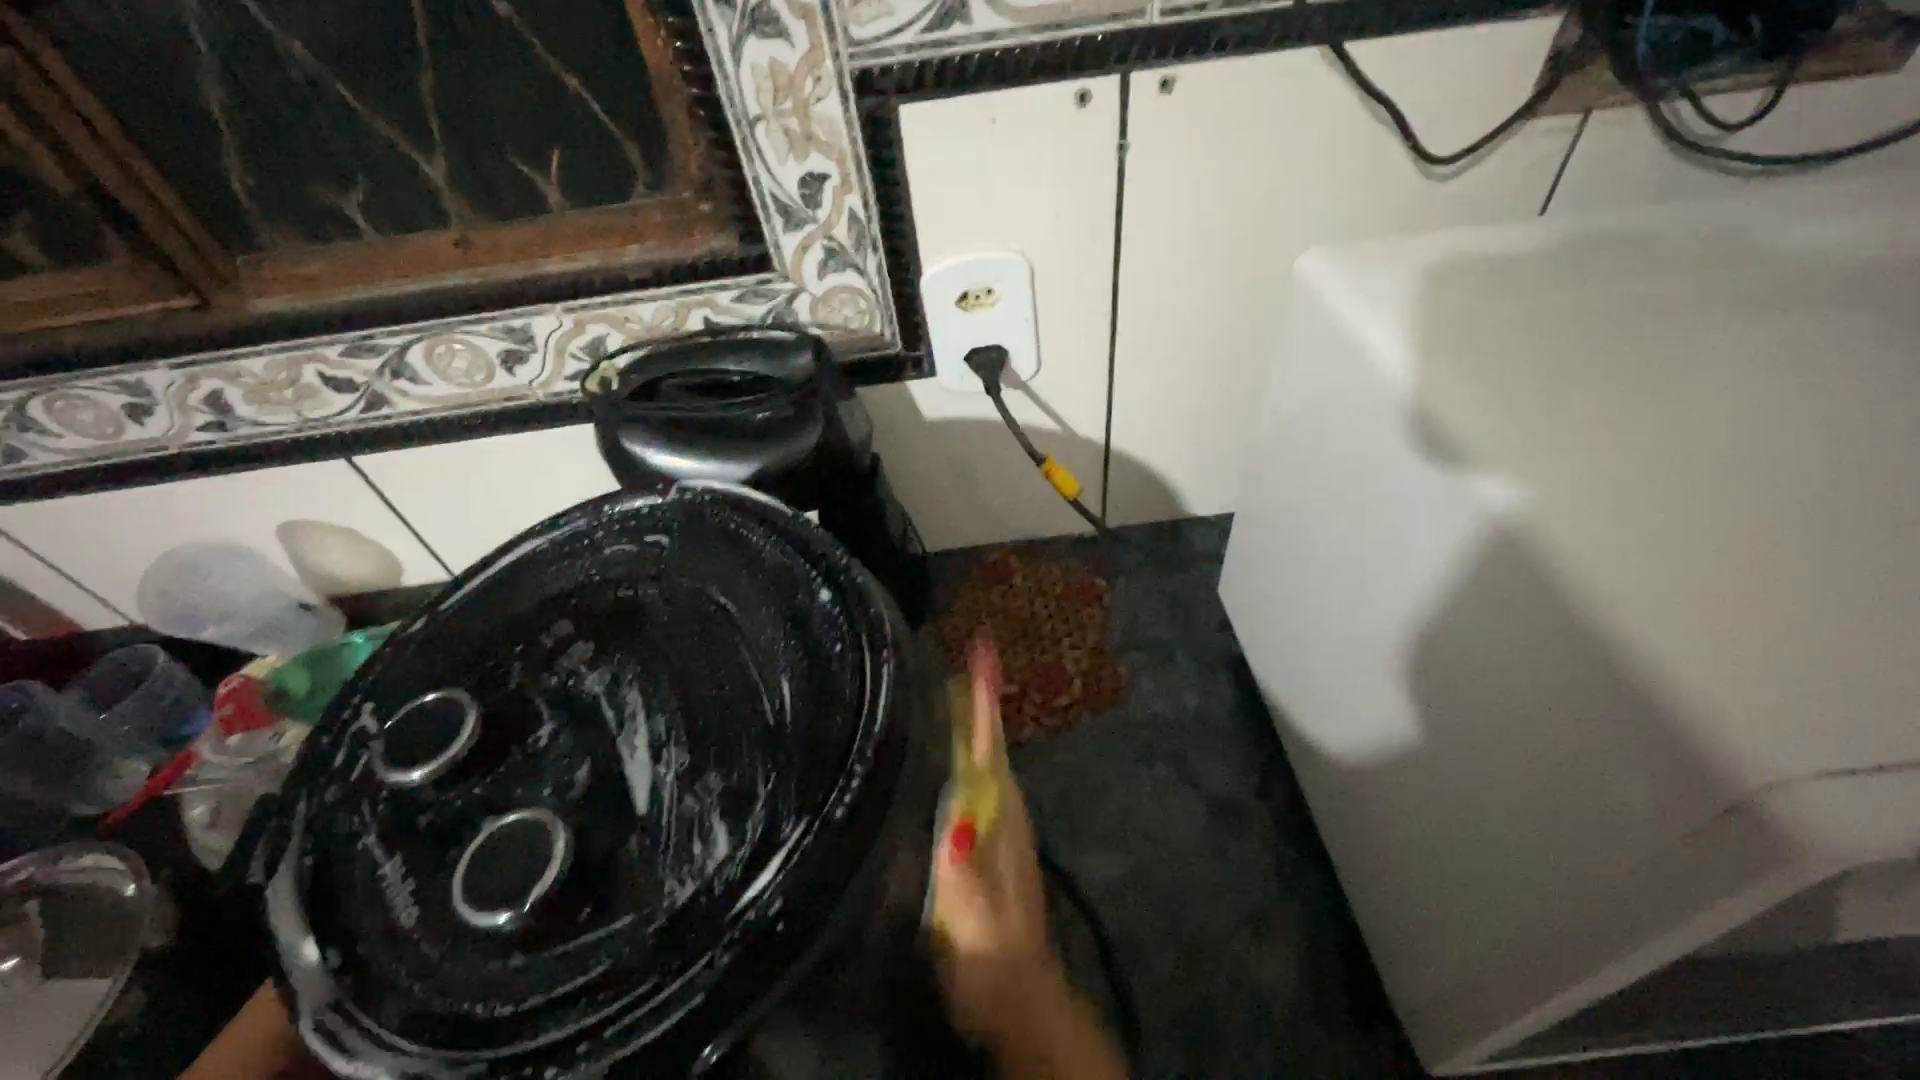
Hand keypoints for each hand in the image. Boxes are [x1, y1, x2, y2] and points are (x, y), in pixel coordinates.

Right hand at [931, 636, 1062, 1048]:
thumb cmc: (987, 952)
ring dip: (977, 721)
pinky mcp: (991, 846)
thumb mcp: (970, 917)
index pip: (988, 748)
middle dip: (982, 698)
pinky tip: (955, 753)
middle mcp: (1006, 814)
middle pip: (991, 743)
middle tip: (973, 653)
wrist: (1015, 995)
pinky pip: (978, 783)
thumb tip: (956, 820)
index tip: (984, 653)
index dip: (983, 702)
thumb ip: (963, 871)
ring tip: (962, 685)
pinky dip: (970, 755)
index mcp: (1000, 819)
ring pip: (988, 760)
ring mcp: (1002, 830)